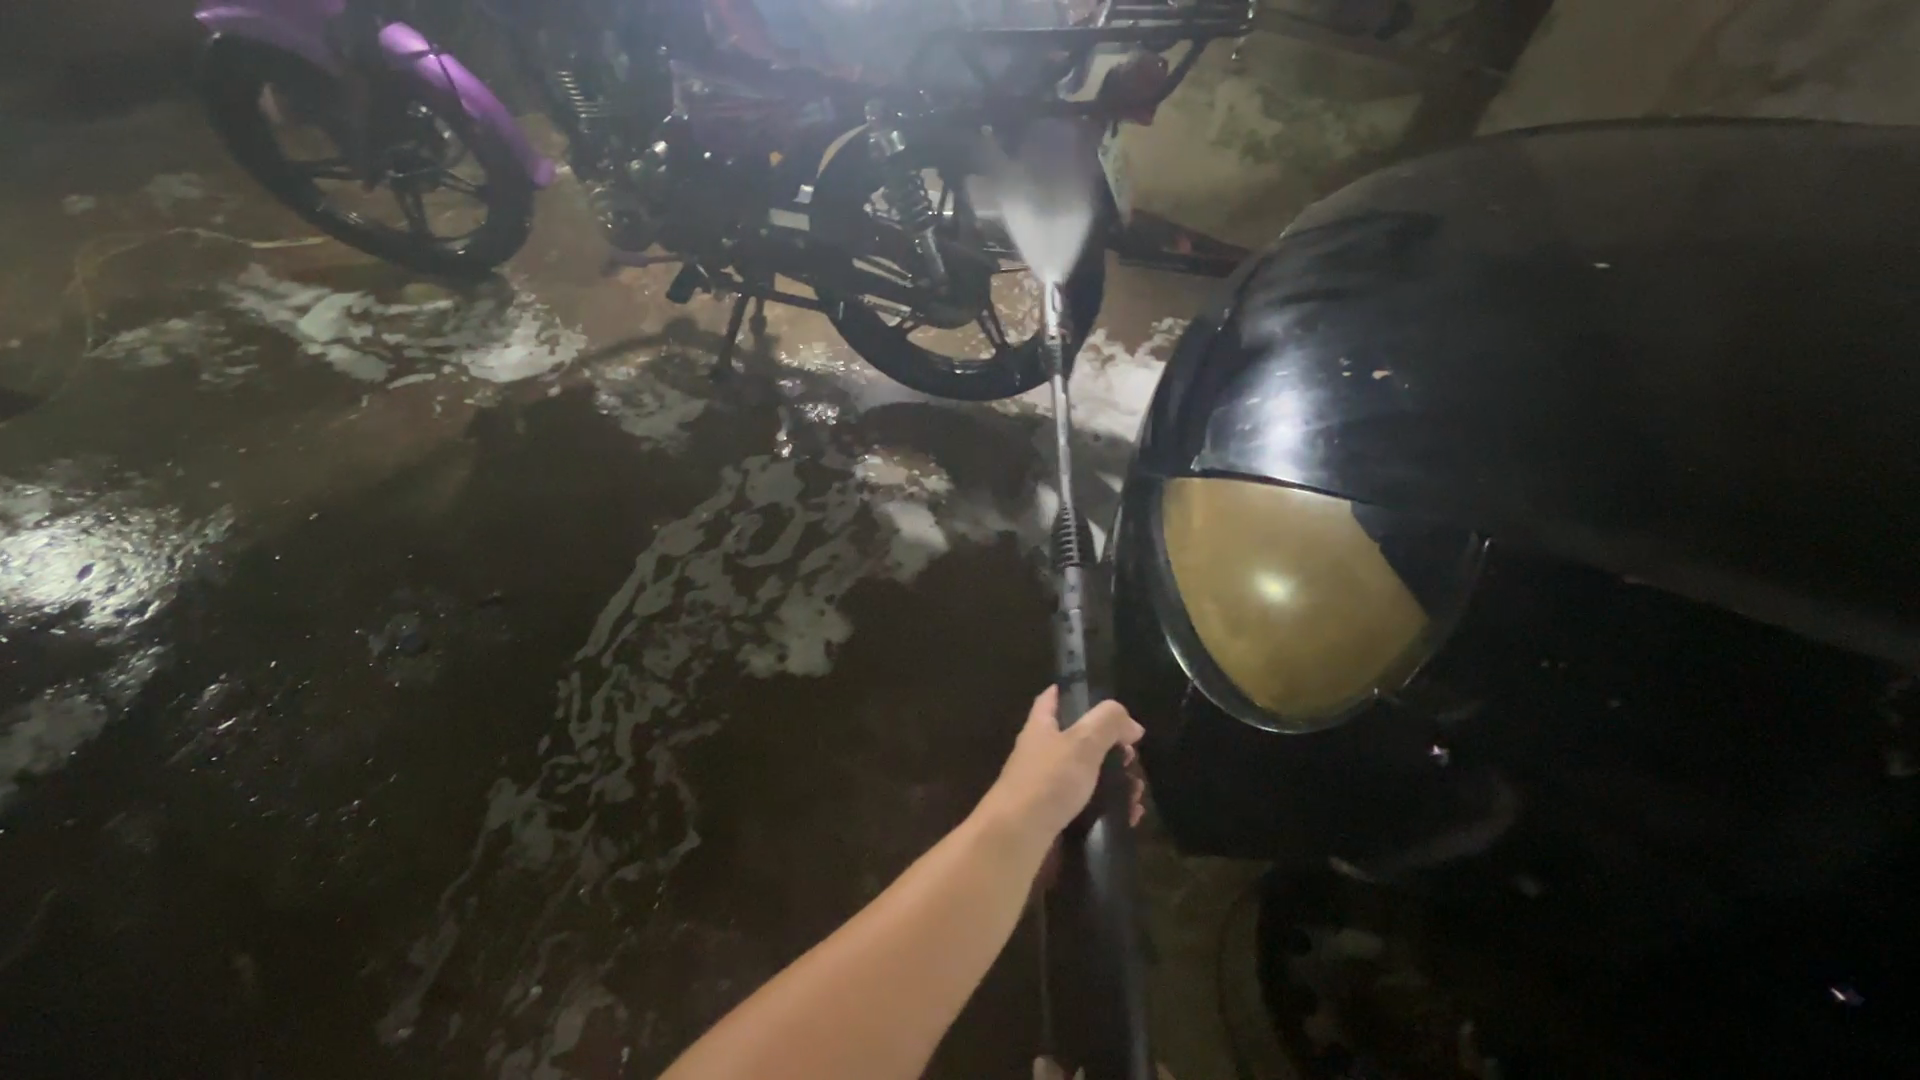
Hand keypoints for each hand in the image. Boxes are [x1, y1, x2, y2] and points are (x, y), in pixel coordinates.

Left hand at [975, 686, 1145, 850]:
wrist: (1017, 838)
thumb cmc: (1047, 781)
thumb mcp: (1082, 742)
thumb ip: (1108, 723)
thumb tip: (1131, 724)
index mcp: (1041, 728)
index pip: (1051, 698)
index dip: (1070, 691)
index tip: (1096, 693)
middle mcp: (1041, 754)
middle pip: (1079, 740)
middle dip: (1110, 746)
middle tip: (1133, 756)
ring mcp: (1047, 787)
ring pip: (1088, 776)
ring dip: (1116, 780)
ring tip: (1137, 792)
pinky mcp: (1056, 816)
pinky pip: (1089, 806)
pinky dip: (1111, 807)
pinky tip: (1130, 815)